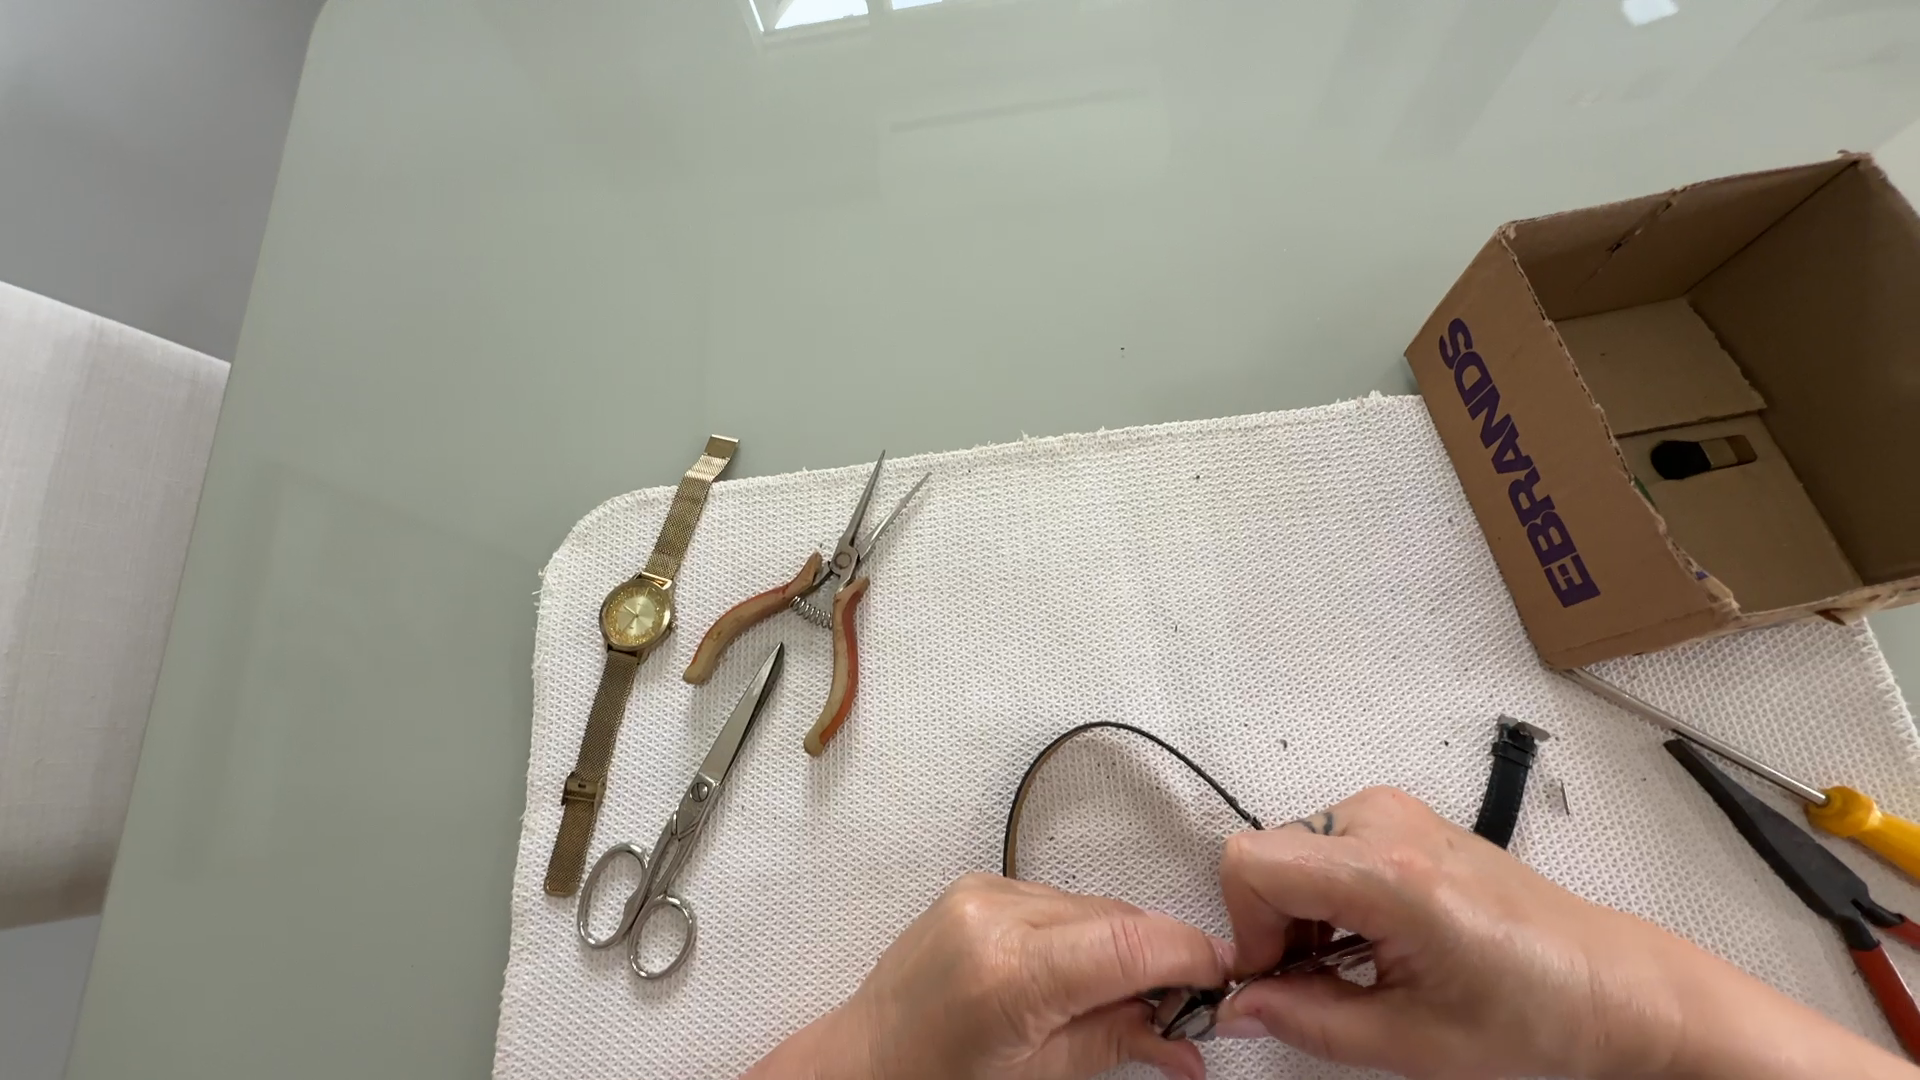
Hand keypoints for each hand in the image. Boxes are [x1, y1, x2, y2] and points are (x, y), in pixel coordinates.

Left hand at [745, 873, 1227, 1079]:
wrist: (864, 1058)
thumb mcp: (1041, 1079)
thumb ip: (1119, 1045)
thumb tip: (1192, 1044)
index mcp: (1011, 969)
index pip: (1127, 941)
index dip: (1187, 954)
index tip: (1224, 976)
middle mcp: (996, 910)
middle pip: (1112, 916)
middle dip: (1155, 955)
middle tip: (1178, 1005)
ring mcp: (982, 888)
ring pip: (1087, 904)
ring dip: (1116, 942)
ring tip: (1117, 995)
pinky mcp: (977, 881)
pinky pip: (1053, 898)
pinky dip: (1079, 930)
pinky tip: (1073, 969)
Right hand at [1215, 786, 1915, 1078]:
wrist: (1618, 983)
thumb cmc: (1535, 1021)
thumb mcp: (1416, 1043)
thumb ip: (1309, 1022)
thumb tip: (1234, 1009)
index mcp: (1388, 872)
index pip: (1252, 865)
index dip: (1246, 927)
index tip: (1277, 979)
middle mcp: (1378, 818)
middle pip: (1265, 855)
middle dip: (1271, 922)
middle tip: (1318, 979)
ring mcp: (1386, 805)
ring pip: (1286, 847)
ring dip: (1294, 907)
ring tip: (1349, 959)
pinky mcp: (1393, 809)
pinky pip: (1317, 840)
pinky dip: (1319, 888)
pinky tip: (1364, 930)